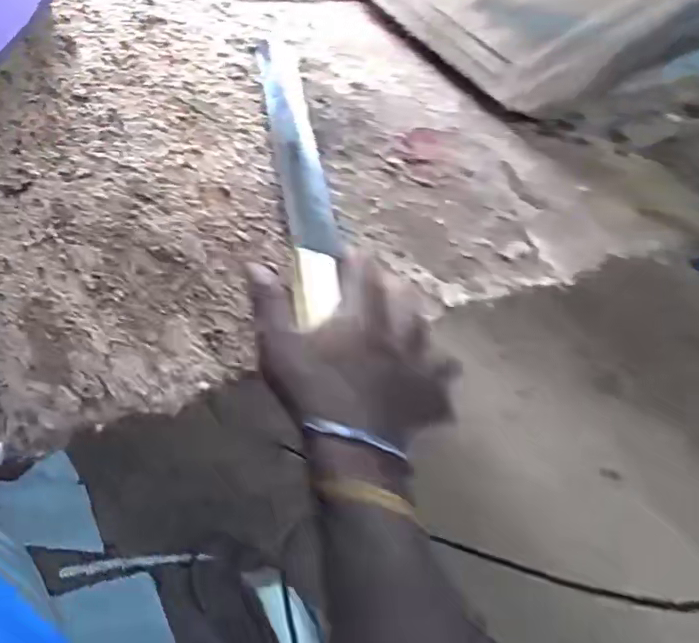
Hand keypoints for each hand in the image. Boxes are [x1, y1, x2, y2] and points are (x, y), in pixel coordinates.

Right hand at [246, 256, 459, 451]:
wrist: (350, 447)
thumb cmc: (308, 388)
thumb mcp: (277, 343)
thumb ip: (270, 303)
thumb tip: (256, 265)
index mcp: (360, 318)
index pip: (365, 275)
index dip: (357, 258)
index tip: (347, 250)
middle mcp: (398, 336)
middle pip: (404, 297)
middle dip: (389, 283)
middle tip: (374, 282)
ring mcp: (422, 368)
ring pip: (429, 333)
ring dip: (414, 320)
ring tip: (402, 321)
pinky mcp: (433, 398)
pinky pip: (443, 376)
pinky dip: (434, 369)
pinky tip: (422, 374)